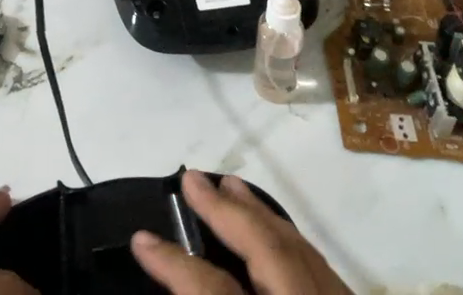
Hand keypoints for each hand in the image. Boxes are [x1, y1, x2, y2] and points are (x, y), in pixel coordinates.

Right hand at [130, 171, 352, 294]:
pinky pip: (321, 268)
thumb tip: (177, 276)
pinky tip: (276, 232)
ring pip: (302, 252)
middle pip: (270, 250)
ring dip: (262, 216)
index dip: (174, 264)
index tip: (141, 238)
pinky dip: (292, 242)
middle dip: (228, 212)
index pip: (213, 290)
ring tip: (231, 186)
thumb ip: (205, 294)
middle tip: (192, 179)